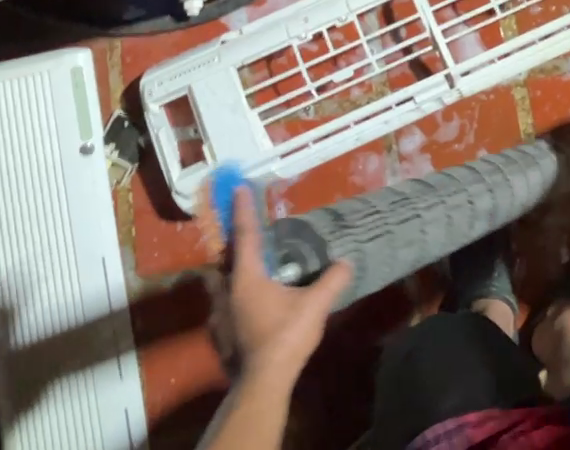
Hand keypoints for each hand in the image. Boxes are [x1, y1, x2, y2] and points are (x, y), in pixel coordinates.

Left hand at [209, 188, 352, 388]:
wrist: (263, 381)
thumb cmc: (285, 336)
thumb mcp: (314, 306)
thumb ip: (332, 281)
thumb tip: (347, 261)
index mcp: (247, 276)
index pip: (245, 234)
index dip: (244, 210)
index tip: (239, 187)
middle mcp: (229, 288)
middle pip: (228, 256)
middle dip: (236, 240)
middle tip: (248, 228)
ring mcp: (223, 311)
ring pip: (223, 280)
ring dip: (233, 268)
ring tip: (250, 264)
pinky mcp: (223, 330)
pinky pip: (226, 300)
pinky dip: (235, 291)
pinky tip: (249, 299)